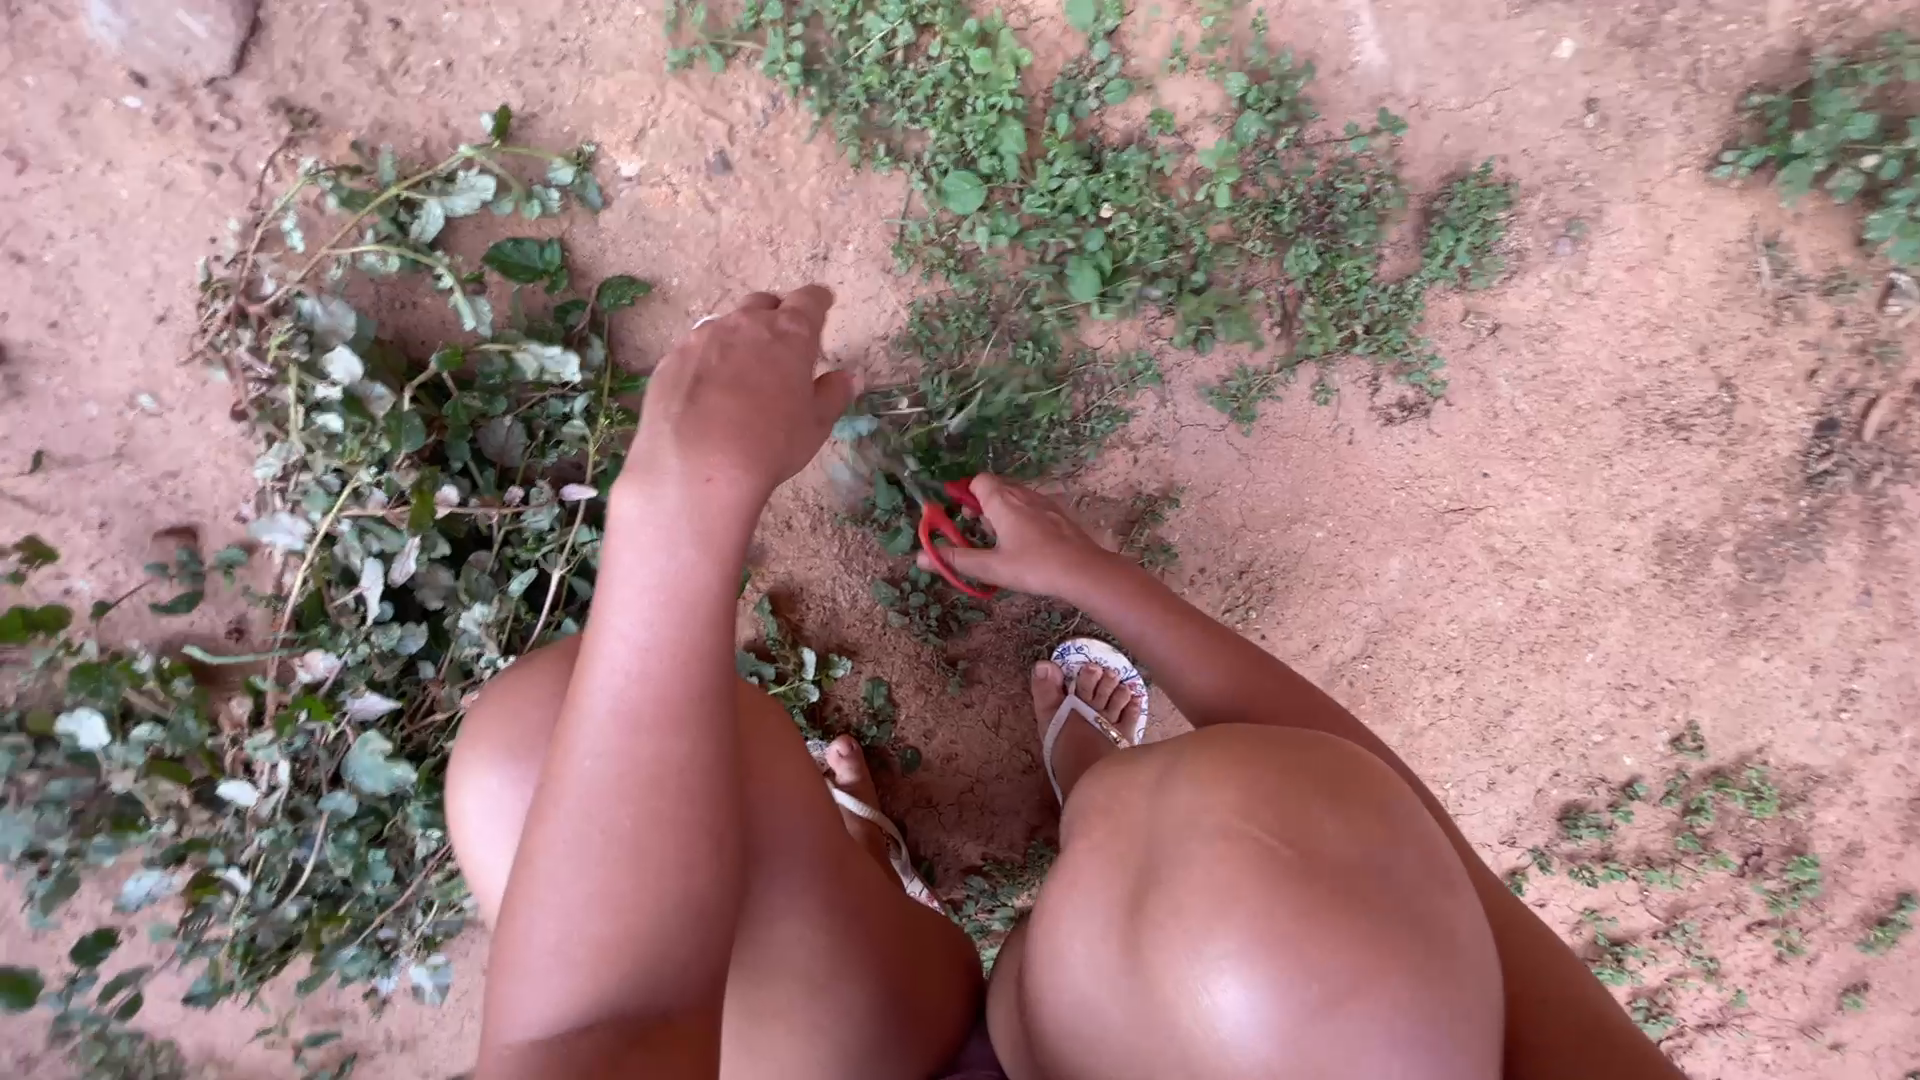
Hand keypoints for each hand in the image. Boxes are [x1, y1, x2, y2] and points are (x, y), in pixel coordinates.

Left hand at [623, 286, 855, 507]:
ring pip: (727, 325)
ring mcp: (702, 338)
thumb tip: (846, 377)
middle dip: (777, 316)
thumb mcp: (815, 426)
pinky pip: (697, 350)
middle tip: (783, 344)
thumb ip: (833, 395)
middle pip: (764, 304)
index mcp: (789, 334)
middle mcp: (744, 325)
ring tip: (744, 373)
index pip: (809, 301)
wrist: (697, 464)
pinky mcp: (672, 359)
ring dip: (740, 339)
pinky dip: (710, 362)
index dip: (818, 301)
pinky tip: (711, 393)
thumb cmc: (770, 444)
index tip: (823, 303)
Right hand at [914, 474, 1121, 598]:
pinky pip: (1033, 506)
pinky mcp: (1059, 515)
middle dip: (982, 504)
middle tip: (975, 529)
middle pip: (997, 487)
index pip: (978, 481)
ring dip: (1002, 510)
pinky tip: (1025, 542)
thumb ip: (956, 559)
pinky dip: (1022, 517)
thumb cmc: (1033, 567)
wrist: (1083, 570)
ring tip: (998, 538)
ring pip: (1016, 497)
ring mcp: (1044, 503)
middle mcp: (1023, 495)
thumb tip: (920, 558)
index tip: (958, 514)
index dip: (965, 493)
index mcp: (1002, 501)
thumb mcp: (991, 567)